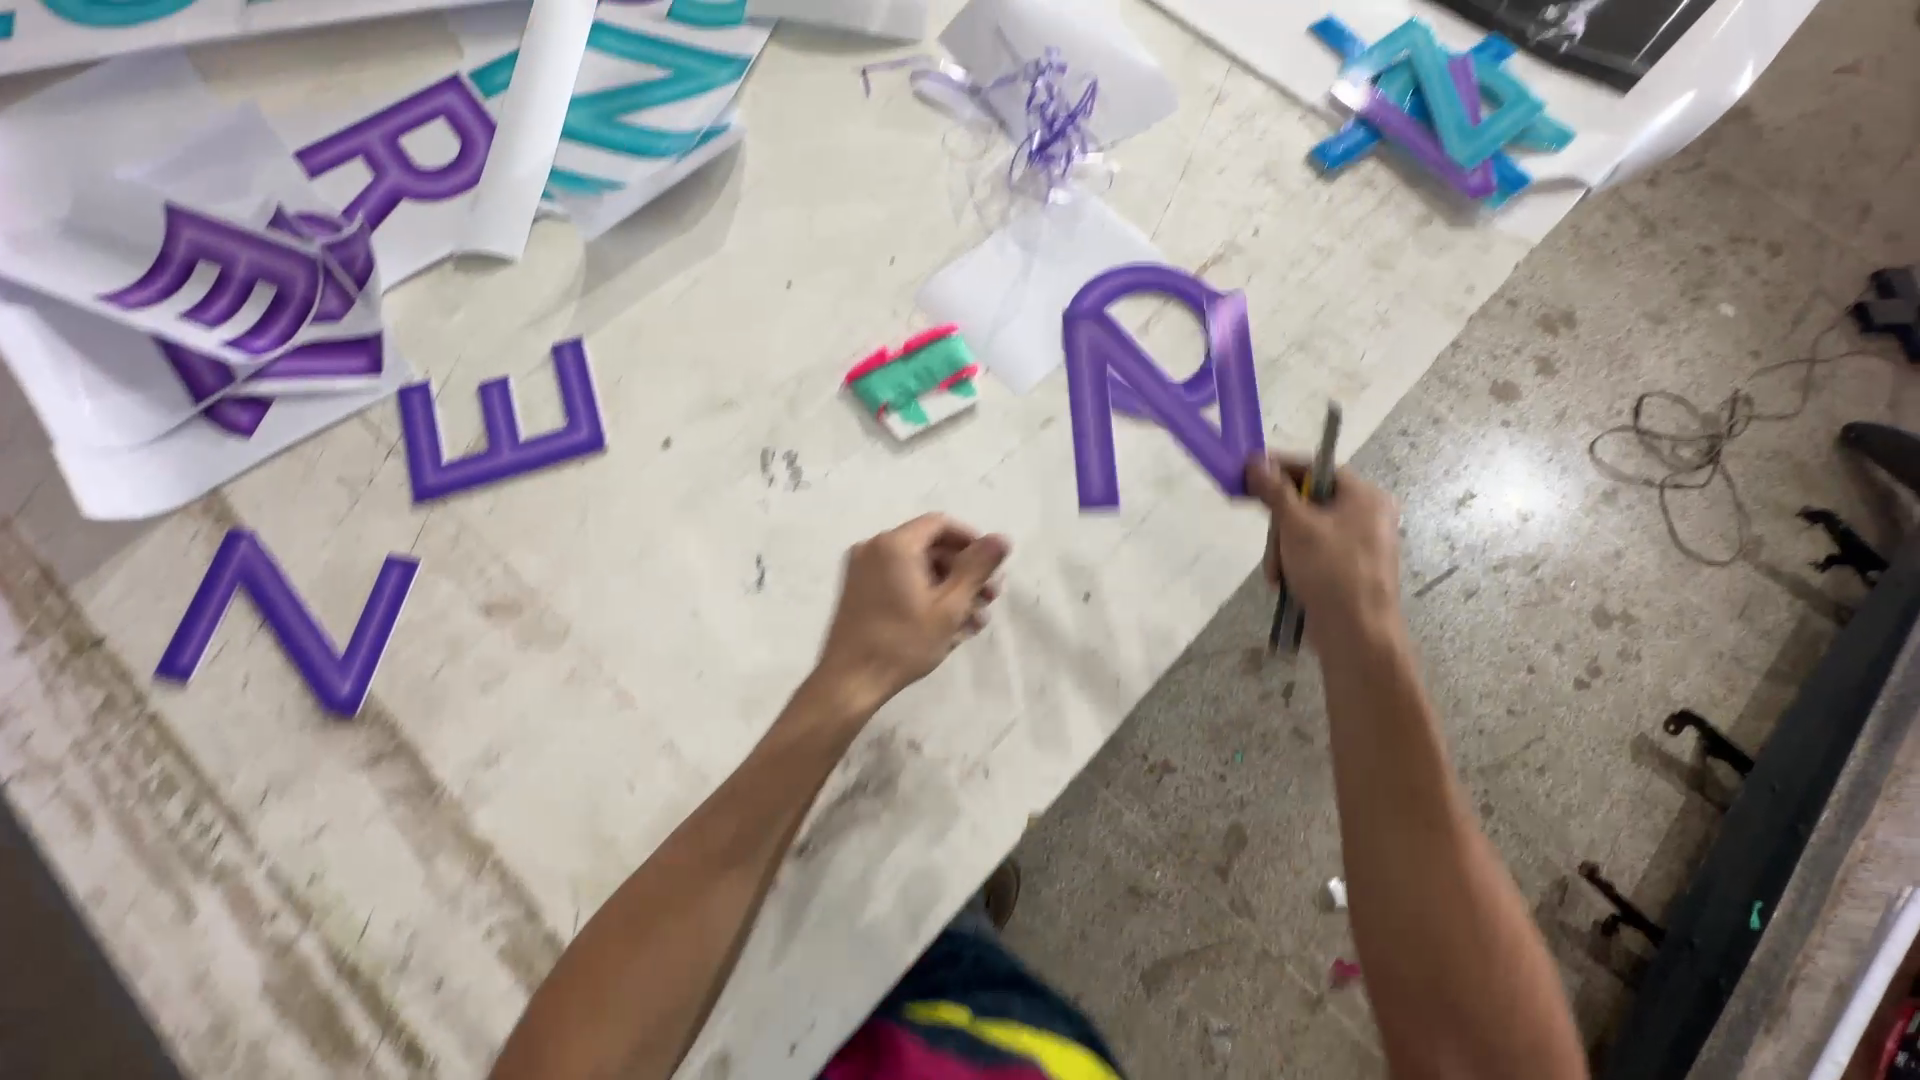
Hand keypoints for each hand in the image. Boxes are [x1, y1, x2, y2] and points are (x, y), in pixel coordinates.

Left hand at [815, 514, 1009, 709]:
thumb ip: (977, 568)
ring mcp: (862, 569)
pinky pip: (899, 581)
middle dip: (964, 571)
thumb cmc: (903, 643)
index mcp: (894, 544)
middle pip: (929, 546)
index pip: (941, 524)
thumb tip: (1002, 538)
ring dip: (949, 588)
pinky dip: (925, 595)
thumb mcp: (949, 607)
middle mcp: (874, 548)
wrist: (850, 681)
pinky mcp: (859, 591)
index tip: (992, 568)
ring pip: (917, 568)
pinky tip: (949, 625)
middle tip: (989, 599)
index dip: (972, 542)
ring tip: (974, 620)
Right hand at [1247, 454, 1402, 648]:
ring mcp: (1359, 543)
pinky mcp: (1349, 567)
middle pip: (1307, 501)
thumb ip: (1274, 491)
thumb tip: (1255, 461)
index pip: (1316, 468)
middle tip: (1269, 541)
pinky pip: (1313, 551)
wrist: (1357, 633)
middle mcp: (1367, 514)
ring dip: (1282, 548)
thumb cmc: (1331, 571)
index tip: (1248, 473)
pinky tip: (1285, 581)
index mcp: (1365, 496)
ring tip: (1277, 572)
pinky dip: (1294, 562)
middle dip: (1280, 524)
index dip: (1280, 469)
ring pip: (1305, 529)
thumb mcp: (1296, 526)